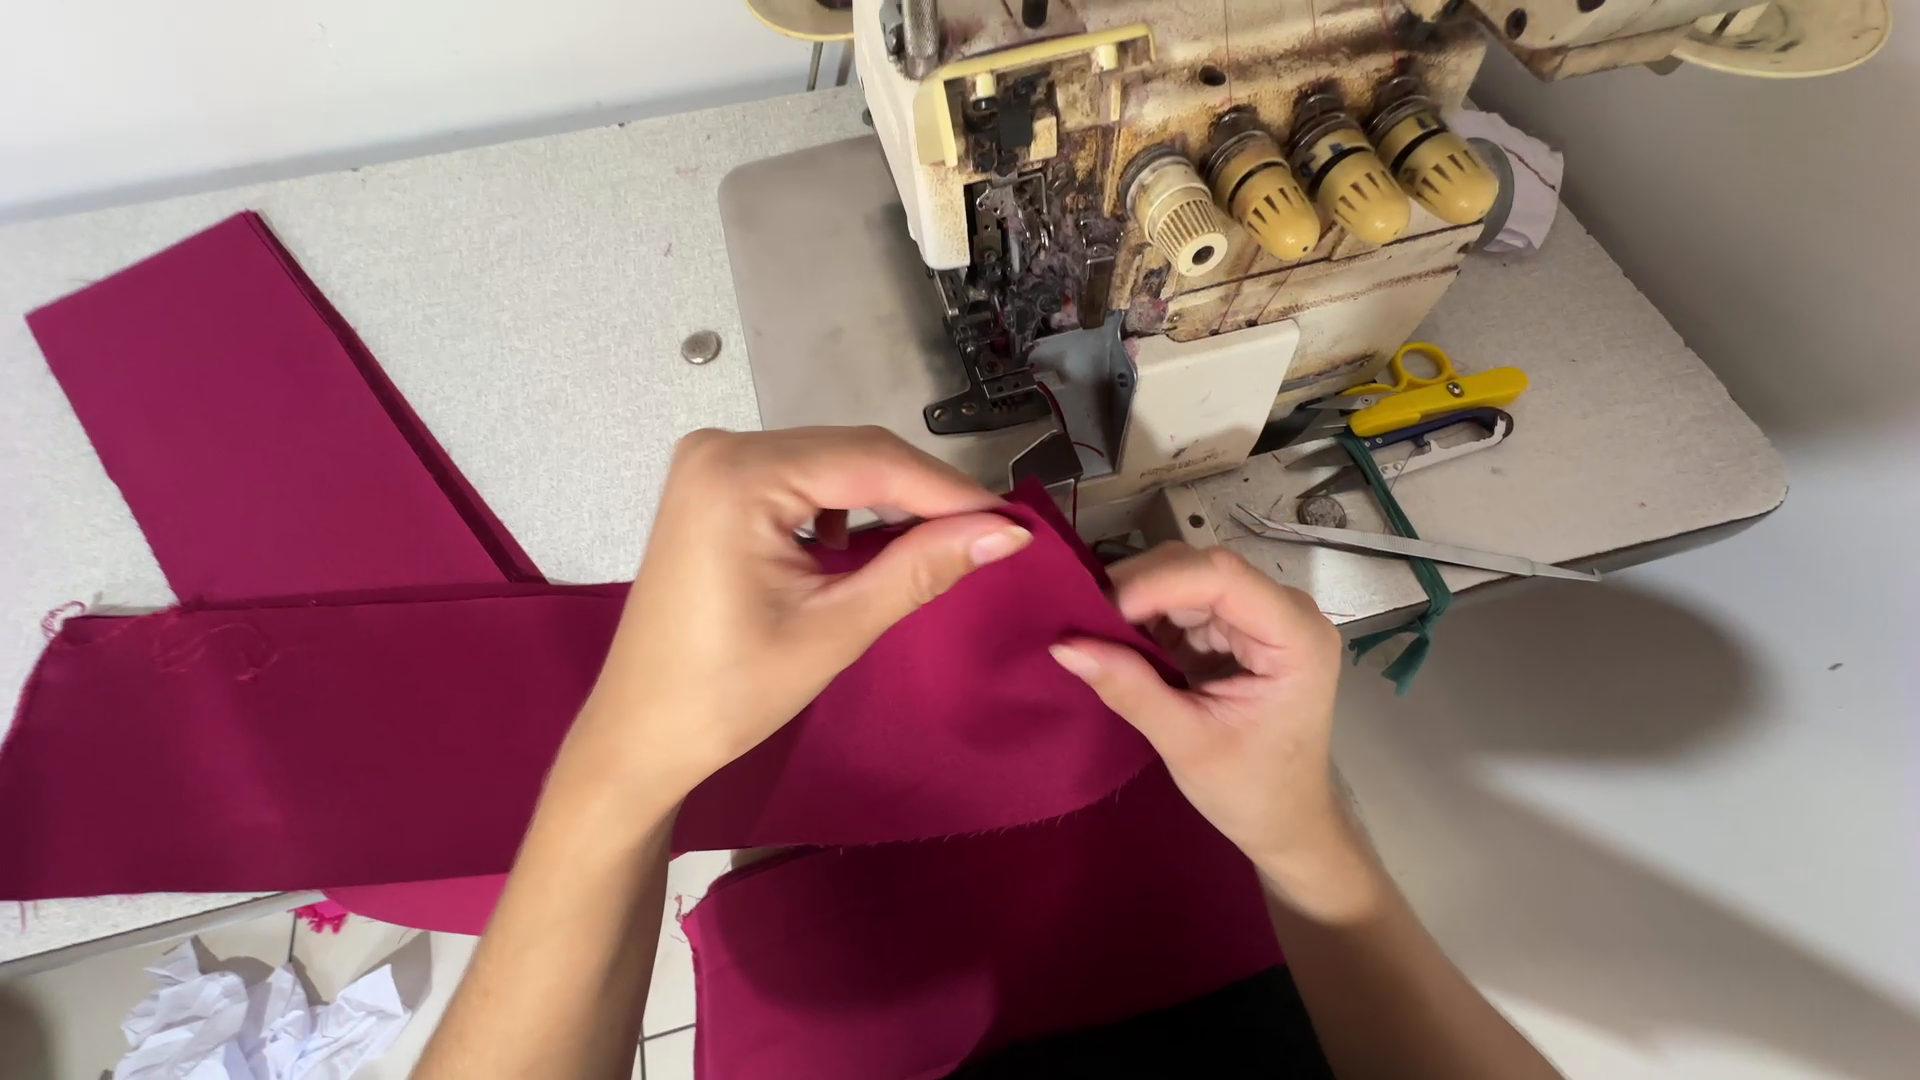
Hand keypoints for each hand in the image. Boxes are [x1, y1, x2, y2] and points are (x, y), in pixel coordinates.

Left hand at [573, 426, 1031, 800]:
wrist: (641, 734)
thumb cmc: (729, 694)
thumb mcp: (836, 628)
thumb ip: (921, 568)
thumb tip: (1007, 532)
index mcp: (740, 475)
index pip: (872, 461)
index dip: (950, 490)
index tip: (1011, 520)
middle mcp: (722, 447)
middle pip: (853, 453)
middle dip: (924, 494)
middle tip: (989, 534)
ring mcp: (714, 462)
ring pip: (833, 464)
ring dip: (890, 499)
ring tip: (939, 543)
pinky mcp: (717, 486)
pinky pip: (805, 479)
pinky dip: (848, 506)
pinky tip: (868, 545)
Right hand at [1048, 543, 1370, 915]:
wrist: (1285, 822)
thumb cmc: (1252, 792)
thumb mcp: (1186, 744)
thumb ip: (1130, 689)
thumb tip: (1063, 645)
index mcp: (1296, 637)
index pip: (1222, 576)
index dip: (1157, 583)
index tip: (1100, 611)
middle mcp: (1282, 612)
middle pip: (1200, 569)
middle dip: (1138, 588)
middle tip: (1082, 618)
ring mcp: (1257, 616)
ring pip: (1183, 578)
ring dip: (1134, 599)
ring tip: (1092, 628)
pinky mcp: (1232, 627)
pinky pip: (1179, 601)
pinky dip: (1142, 615)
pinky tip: (1114, 635)